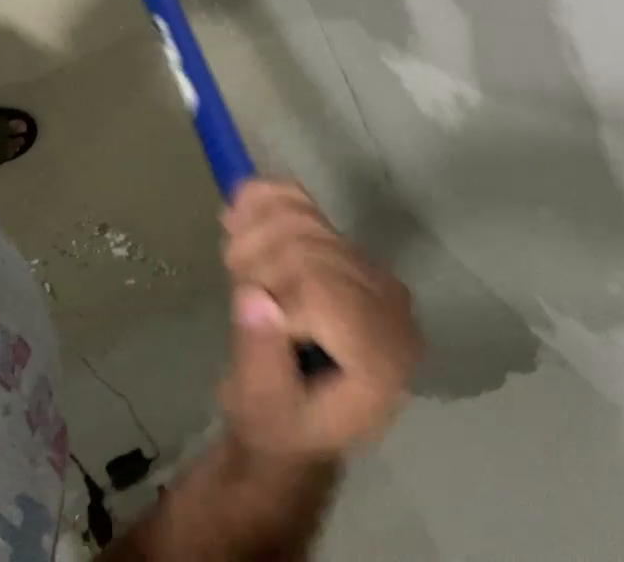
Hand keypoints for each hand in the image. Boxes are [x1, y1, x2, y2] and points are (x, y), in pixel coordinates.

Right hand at [218, 179, 421, 462]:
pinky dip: (270, 199)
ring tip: (236, 263)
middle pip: (310, 251)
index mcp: (380, 356)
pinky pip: (310, 207)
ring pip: (306, 223)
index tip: (243, 305)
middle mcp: (391, 309)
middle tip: (232, 281)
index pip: (321, 289)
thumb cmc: (278, 425)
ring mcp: (374, 276)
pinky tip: (242, 207)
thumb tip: (254, 297)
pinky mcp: (351, 254)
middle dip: (257, 259)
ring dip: (256, 233)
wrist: (294, 420)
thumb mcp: (261, 409)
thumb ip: (261, 358)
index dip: (269, 285)